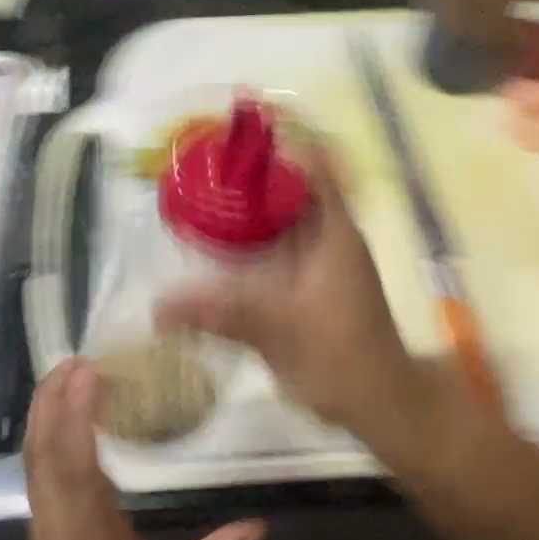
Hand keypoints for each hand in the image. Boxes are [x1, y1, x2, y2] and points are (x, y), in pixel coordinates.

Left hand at [0, 359, 263, 539]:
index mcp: (89, 537)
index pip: (76, 464)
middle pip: (43, 452)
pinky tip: (63, 431)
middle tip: (74, 358)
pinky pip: (38, 479)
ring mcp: (42, 531)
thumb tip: (259, 526)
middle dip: (52, 400)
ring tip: (64, 378)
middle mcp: (58, 524)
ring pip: (34, 463)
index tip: (88, 370)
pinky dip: (47, 443)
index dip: (76, 413)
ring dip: (44, 417)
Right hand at [155, 149, 426, 434]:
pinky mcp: (308, 288)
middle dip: (245, 178)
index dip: (276, 144)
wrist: (380, 404)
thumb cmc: (343, 359)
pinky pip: (273, 254)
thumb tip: (158, 306)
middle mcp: (328, 238)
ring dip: (243, 213)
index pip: (312, 166)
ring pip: (278, 223)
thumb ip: (221, 313)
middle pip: (288, 190)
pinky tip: (209, 255)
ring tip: (194, 202)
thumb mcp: (281, 332)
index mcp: (334, 232)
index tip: (231, 135)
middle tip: (194, 170)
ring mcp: (319, 264)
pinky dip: (245, 249)